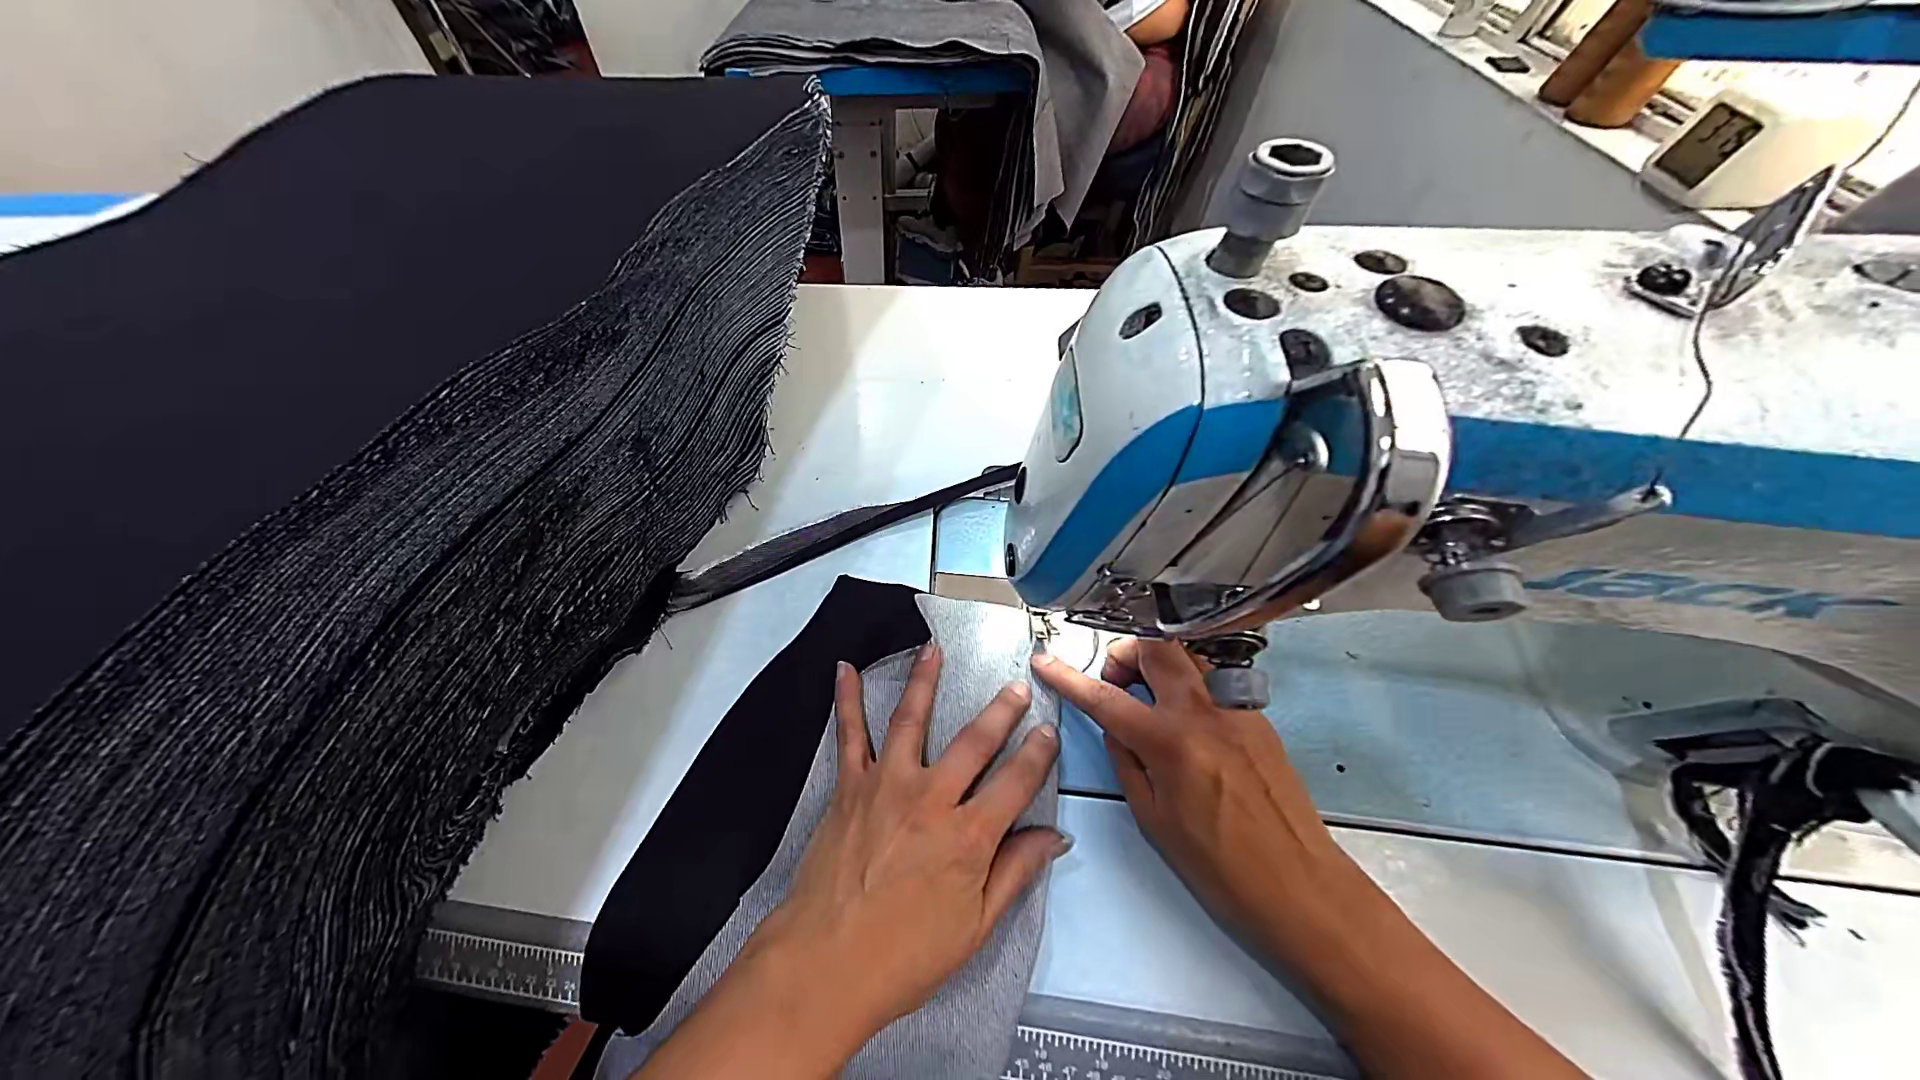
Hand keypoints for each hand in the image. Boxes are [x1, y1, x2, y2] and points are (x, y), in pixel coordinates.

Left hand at [639, 644, 1064, 1079]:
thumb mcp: (975, 927)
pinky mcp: (850, 788)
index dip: (1038, 753)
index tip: (1048, 731)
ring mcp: (886, 786)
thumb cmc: (903, 956)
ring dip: (925, 681)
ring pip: (911, 721)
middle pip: (974, 742)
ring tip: (936, 650)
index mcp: (968, 837)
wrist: (825, 965)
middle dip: (1001, 711)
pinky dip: (847, 700)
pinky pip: (850, 735)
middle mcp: (930, 800)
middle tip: (1016, 686)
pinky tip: (845, 670)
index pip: (1016, 781)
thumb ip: (1015, 873)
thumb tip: (1053, 837)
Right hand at [1032, 640, 1589, 1079]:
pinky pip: (1214, 687)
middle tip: (1117, 682)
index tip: (1044, 660)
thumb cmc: (1218, 866)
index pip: (1105, 698)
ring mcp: (1236, 710)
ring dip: (1160, 665)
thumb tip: (1117, 726)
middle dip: (1126, 652)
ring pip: (1189, 658)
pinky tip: (1191, 732)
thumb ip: (1127, 760)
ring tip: (1151, 702)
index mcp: (1169, 741)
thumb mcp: (1152, 817)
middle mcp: (1203, 711)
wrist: (1302, 886)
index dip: (1068, 677)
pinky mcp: (1259, 719)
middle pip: (1157, 647)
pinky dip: (1189, 692)